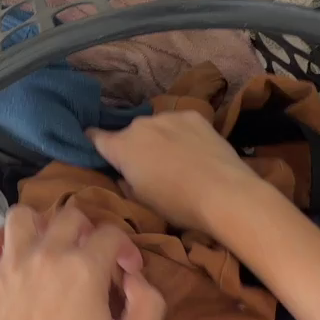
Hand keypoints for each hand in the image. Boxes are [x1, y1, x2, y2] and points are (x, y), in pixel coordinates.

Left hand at [0, 204, 164, 319]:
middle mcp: (45, 254)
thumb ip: (149, 306)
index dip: (125, 247)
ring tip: (50, 248)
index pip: (109, 232)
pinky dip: (4, 238)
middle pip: (69, 215)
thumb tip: (135, 277)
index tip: (128, 270)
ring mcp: (10, 263)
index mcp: (84, 269)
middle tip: (91, 259)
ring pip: (24, 214)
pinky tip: (15, 256)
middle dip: (88, 231)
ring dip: (42, 224)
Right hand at [88, 111, 265, 229]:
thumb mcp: (142, 201)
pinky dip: (182, 134)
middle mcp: (139, 125)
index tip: (97, 146)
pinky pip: (179, 123)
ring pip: (156, 127)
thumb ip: (126, 181)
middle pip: (129, 134)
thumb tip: (124, 173)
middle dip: (135, 146)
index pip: (95, 137)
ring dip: (159, 139)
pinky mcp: (192, 115)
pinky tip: (196, 150)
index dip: (94, 141)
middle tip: (150, 166)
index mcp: (121, 147)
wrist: (225, 193)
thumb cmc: (178, 205)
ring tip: (178, 158)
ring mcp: (166, 117)